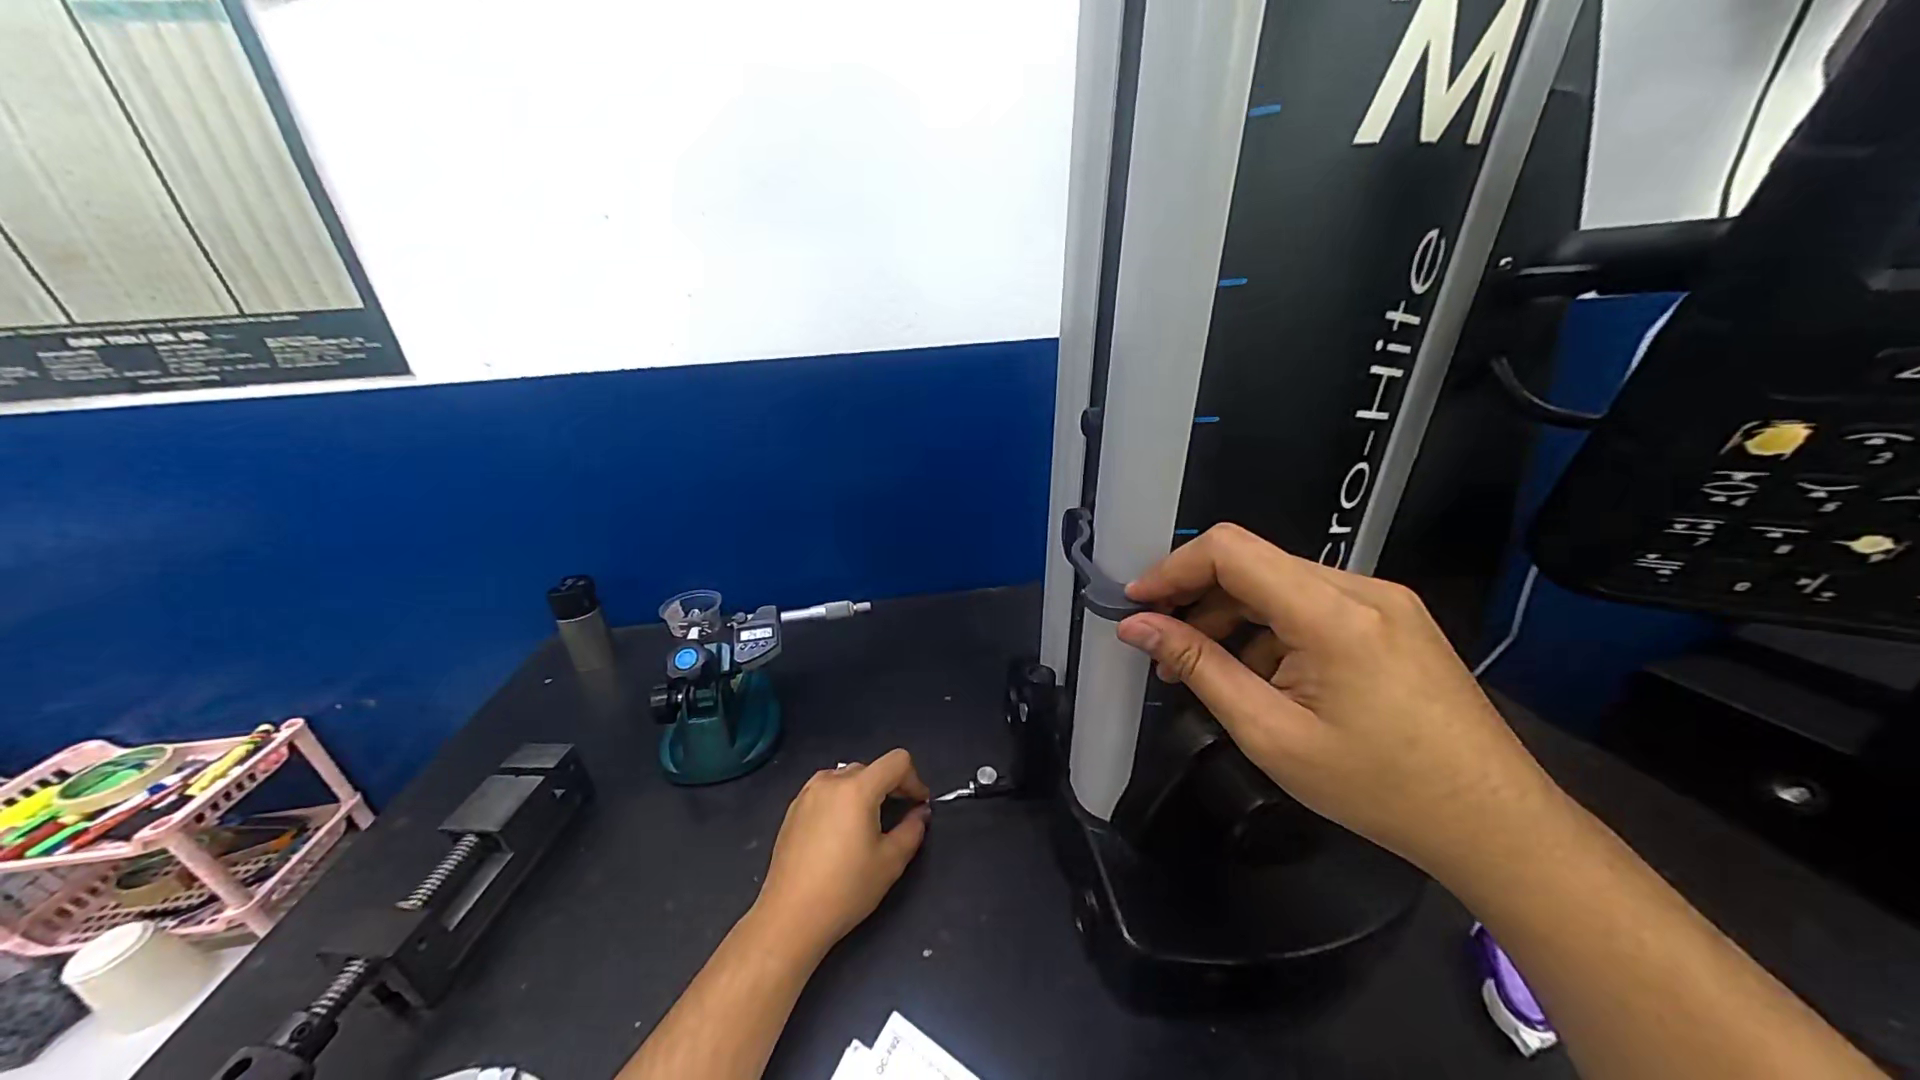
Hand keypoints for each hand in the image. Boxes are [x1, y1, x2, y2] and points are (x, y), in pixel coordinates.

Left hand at [750, 748, 931, 959]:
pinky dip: (841, 800)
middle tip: (898, 817)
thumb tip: (919, 813)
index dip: (914, 780)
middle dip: (890, 787)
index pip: (897, 761)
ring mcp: (807, 794)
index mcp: (857, 789)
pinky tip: (839, 834)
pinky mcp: (792, 809)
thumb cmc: (845, 889)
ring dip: (864, 791)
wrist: (790, 918)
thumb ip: (912, 829)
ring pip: (847, 777)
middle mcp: (830, 781)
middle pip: (871, 768)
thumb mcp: (890, 862)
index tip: (918, 805)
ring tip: (868, 824)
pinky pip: (826, 791)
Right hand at [1115, 524, 1563, 877]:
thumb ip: (1199, 668)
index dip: (1172, 569)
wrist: (1495, 823)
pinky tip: (1259, 676)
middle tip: (1162, 651)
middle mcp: (1361, 588)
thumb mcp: (1270, 732)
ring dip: (1230, 617)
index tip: (1135, 605)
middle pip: (1253, 564)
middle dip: (1196, 600)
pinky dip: (1269, 630)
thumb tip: (1137, 627)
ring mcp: (1384, 601)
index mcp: (1332, 613)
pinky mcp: (1393, 619)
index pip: (1230, 550)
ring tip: (1203, 670)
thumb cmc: (1378, 788)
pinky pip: (1311, 605)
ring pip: (1279, 584)